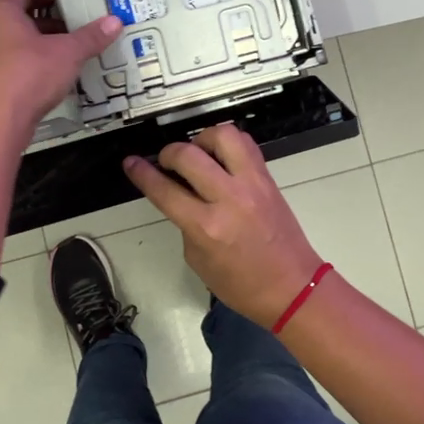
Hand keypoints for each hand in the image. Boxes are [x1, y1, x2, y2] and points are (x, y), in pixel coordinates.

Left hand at [0, 0, 120, 137]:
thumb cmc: (29, 74)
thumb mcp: (68, 53)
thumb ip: (91, 37)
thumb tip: (115, 21)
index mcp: (1, 13)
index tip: (61, 2)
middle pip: (14, 20)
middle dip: (42, 24)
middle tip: (67, 32)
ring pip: (8, 45)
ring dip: (32, 48)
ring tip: (60, 57)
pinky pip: (3, 69)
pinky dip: (22, 69)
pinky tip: (42, 82)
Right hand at [123, 124, 323, 327]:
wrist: (292, 288)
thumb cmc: (242, 285)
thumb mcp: (198, 261)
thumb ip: (185, 223)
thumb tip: (180, 194)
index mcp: (206, 227)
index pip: (165, 190)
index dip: (142, 173)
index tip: (131, 163)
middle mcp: (229, 198)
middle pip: (188, 155)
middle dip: (168, 153)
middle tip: (166, 163)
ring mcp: (252, 184)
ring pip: (222, 136)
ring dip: (201, 139)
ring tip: (197, 154)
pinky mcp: (267, 178)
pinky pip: (245, 143)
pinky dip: (226, 143)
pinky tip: (219, 157)